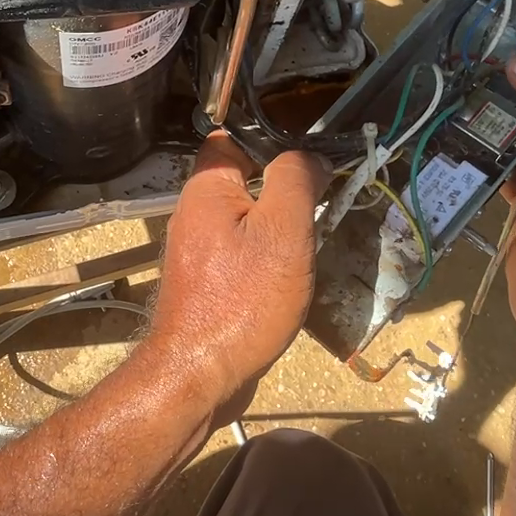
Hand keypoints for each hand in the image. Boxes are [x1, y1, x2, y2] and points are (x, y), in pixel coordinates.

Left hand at [143, 133, 326, 417]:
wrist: (198, 376)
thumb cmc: (241, 301)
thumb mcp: (282, 232)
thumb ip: (295, 181)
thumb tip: (309, 155)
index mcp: (205, 189)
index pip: (232, 138)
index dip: (271, 138)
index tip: (309, 155)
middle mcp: (194, 213)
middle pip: (244, 179)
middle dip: (283, 188)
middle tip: (321, 202)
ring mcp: (198, 250)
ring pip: (246, 219)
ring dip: (279, 227)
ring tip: (312, 242)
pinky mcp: (206, 282)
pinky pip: (242, 253)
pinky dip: (268, 258)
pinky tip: (291, 277)